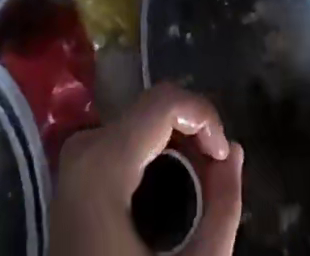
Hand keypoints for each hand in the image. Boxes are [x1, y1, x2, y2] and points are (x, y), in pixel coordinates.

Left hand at [52, 84, 244, 255]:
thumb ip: (223, 206)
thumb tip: (234, 152)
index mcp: (105, 163)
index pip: (165, 102)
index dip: (205, 117)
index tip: (225, 157)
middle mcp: (84, 147)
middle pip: (153, 106)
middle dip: (194, 126)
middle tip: (218, 167)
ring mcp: (76, 158)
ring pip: (140, 117)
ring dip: (178, 135)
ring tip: (202, 174)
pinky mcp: (75, 172)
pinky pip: (124, 134)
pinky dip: (157, 144)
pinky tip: (176, 176)